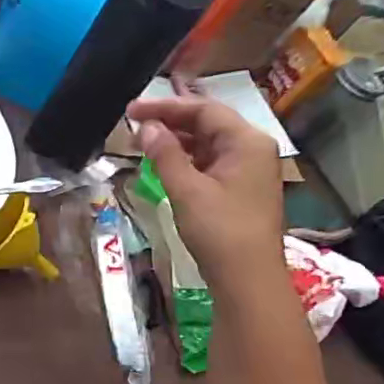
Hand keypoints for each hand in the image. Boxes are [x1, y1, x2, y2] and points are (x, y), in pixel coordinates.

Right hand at [127, 96, 284, 285]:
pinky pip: (210, 163)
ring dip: (175, 142)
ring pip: (207, 144)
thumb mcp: (187, 190)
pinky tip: (163, 165)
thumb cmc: (219, 230)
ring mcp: (248, 170)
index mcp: (246, 141)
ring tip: (142, 144)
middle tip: (131, 126)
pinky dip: (185, 160)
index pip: (203, 110)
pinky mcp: (240, 189)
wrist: (247, 277)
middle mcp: (252, 148)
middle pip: (208, 124)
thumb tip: (146, 128)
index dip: (165, 107)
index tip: (131, 110)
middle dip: (169, 122)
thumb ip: (165, 155)